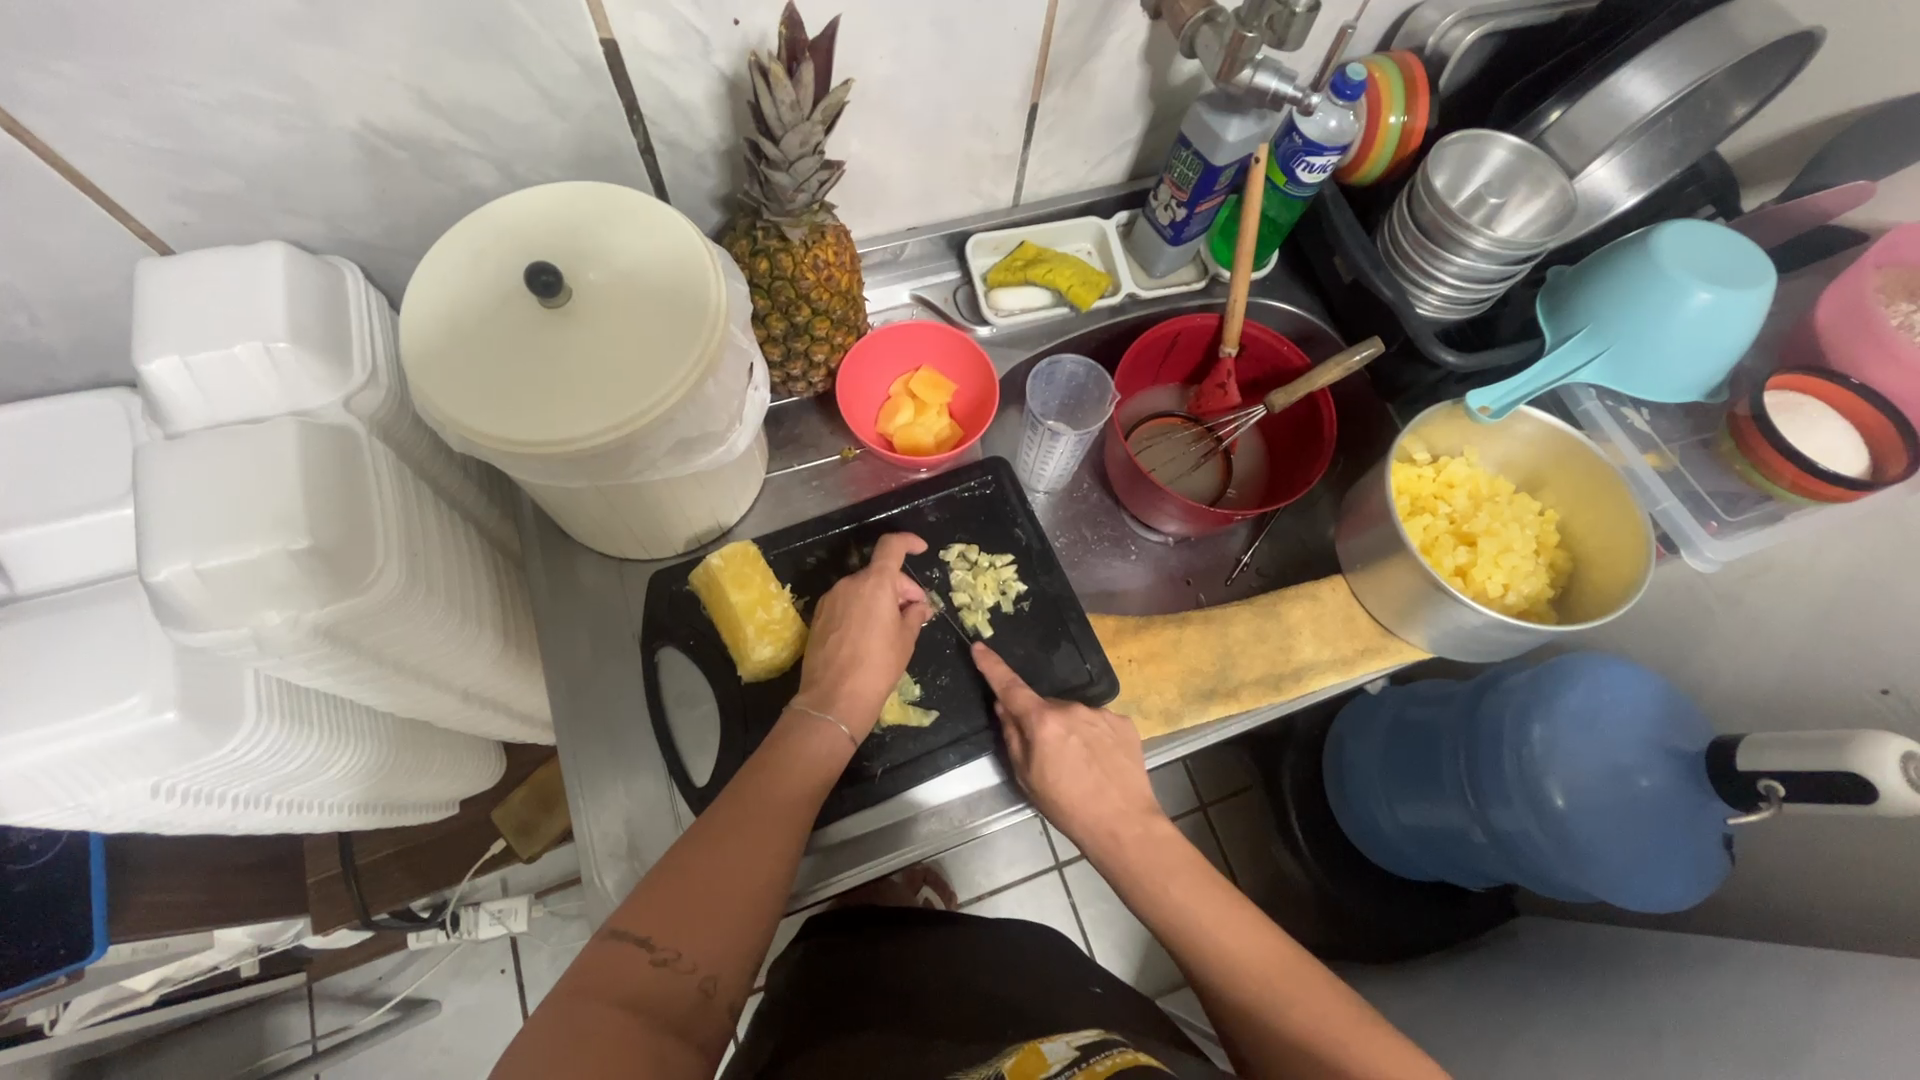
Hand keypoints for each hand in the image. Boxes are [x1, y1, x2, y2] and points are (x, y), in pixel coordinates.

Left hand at [791, 533, 931, 739]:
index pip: (891, 547)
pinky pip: (847, 603)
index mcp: (875, 583)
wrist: (834, 699)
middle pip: (879, 573)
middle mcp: (849, 584)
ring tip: (892, 629)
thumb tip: (918, 606)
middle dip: (900, 587)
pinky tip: (869, 636)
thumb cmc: (878, 667)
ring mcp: (831, 600)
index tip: (921, 549)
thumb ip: (914, 615)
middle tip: (914, 613)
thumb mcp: (906, 640)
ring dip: (880, 599)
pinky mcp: (819, 617)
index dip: (908, 542)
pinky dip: (862, 609)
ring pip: (862, 589)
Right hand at [971, 643, 1167, 859]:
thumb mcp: (1026, 777)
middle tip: (1048, 759)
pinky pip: (1098, 723)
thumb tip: (1004, 706)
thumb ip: (1012, 735)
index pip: (1011, 687)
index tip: (979, 646)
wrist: (1123, 824)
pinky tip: (1100, 763)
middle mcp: (1072, 707)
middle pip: (1046, 707)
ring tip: (1080, 767)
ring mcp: (1101, 713)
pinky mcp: (1124, 722)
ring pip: (1073, 715)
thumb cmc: (1067, 806)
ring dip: (1069, 731)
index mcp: (1043, 721)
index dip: (992, 666)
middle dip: (1041, 723)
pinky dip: (1093, 737)